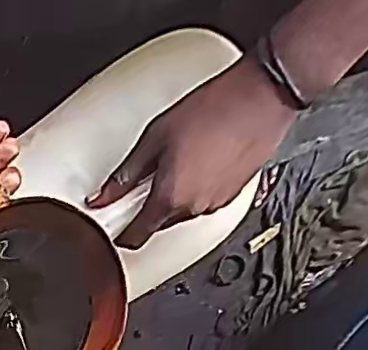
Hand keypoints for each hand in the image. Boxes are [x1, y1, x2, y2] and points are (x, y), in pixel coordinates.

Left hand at [86, 59, 297, 249]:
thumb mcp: (156, 137)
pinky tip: (202, 163)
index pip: (135, 238)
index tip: (115, 232)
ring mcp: (214, 205)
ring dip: (174, 199)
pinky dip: (196, 191)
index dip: (121, 237)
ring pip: (181, 214)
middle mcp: (192, 209)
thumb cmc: (214, 109)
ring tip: (182, 162)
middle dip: (149, 210)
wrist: (264, 94)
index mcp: (169, 198)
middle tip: (149, 181)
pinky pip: (204, 203)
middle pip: (158, 225)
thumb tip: (102, 196)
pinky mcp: (231, 197)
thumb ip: (125, 174)